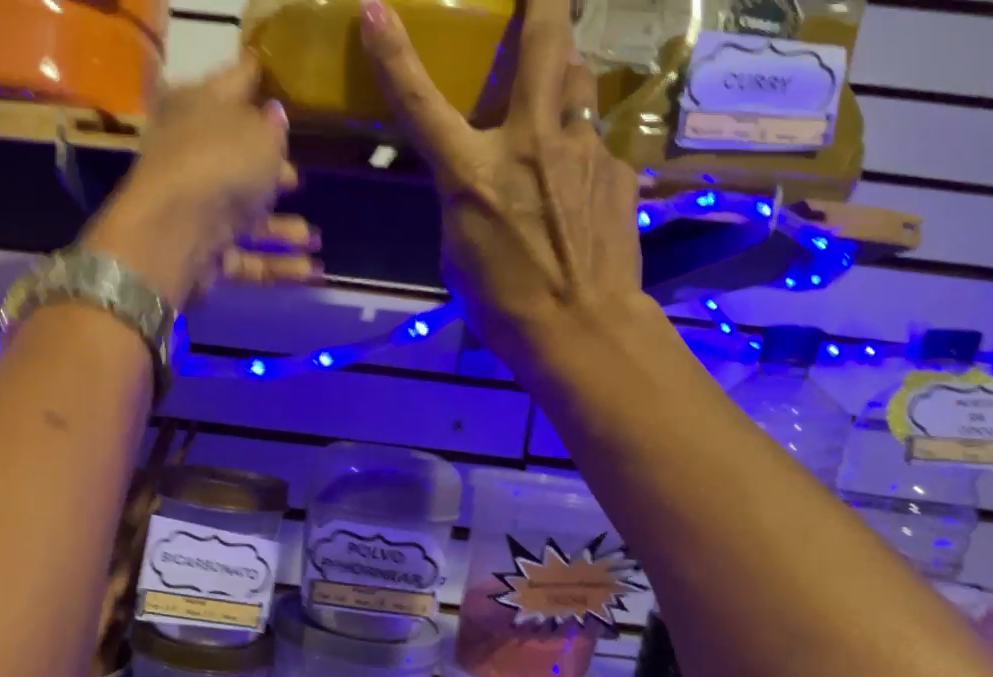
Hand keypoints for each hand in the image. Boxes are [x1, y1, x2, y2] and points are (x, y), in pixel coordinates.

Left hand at [81, 55, 316, 306]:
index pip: (231, 84)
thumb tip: (273, 119)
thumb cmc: (219, 163)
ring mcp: (193, 209)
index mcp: (196, 107)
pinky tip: (312, 269)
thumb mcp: (260, 134)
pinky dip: (277, 264)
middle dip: (269, 170)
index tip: (272, 78)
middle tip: (296, 178)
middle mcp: (189, 155)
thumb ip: (272, 129)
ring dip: (281, 227)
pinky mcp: (200, 254)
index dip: (253, 79)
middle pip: (235, 158)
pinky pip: (246, 258)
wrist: (173, 233)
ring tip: (314, 237)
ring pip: (243, 215)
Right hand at [359, 0, 646, 358]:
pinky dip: (583, 150)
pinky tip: (580, 188)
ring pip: (579, 83)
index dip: (395, 55)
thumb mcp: (460, 249)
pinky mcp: (616, 168)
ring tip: (558, 93)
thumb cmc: (501, 304)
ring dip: (567, 76)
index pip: (421, 104)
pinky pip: (595, 141)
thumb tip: (486, 172)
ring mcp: (580, 149)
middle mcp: (528, 143)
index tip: (376, 9)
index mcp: (471, 174)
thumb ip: (468, 196)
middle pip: (545, 42)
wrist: (579, 328)